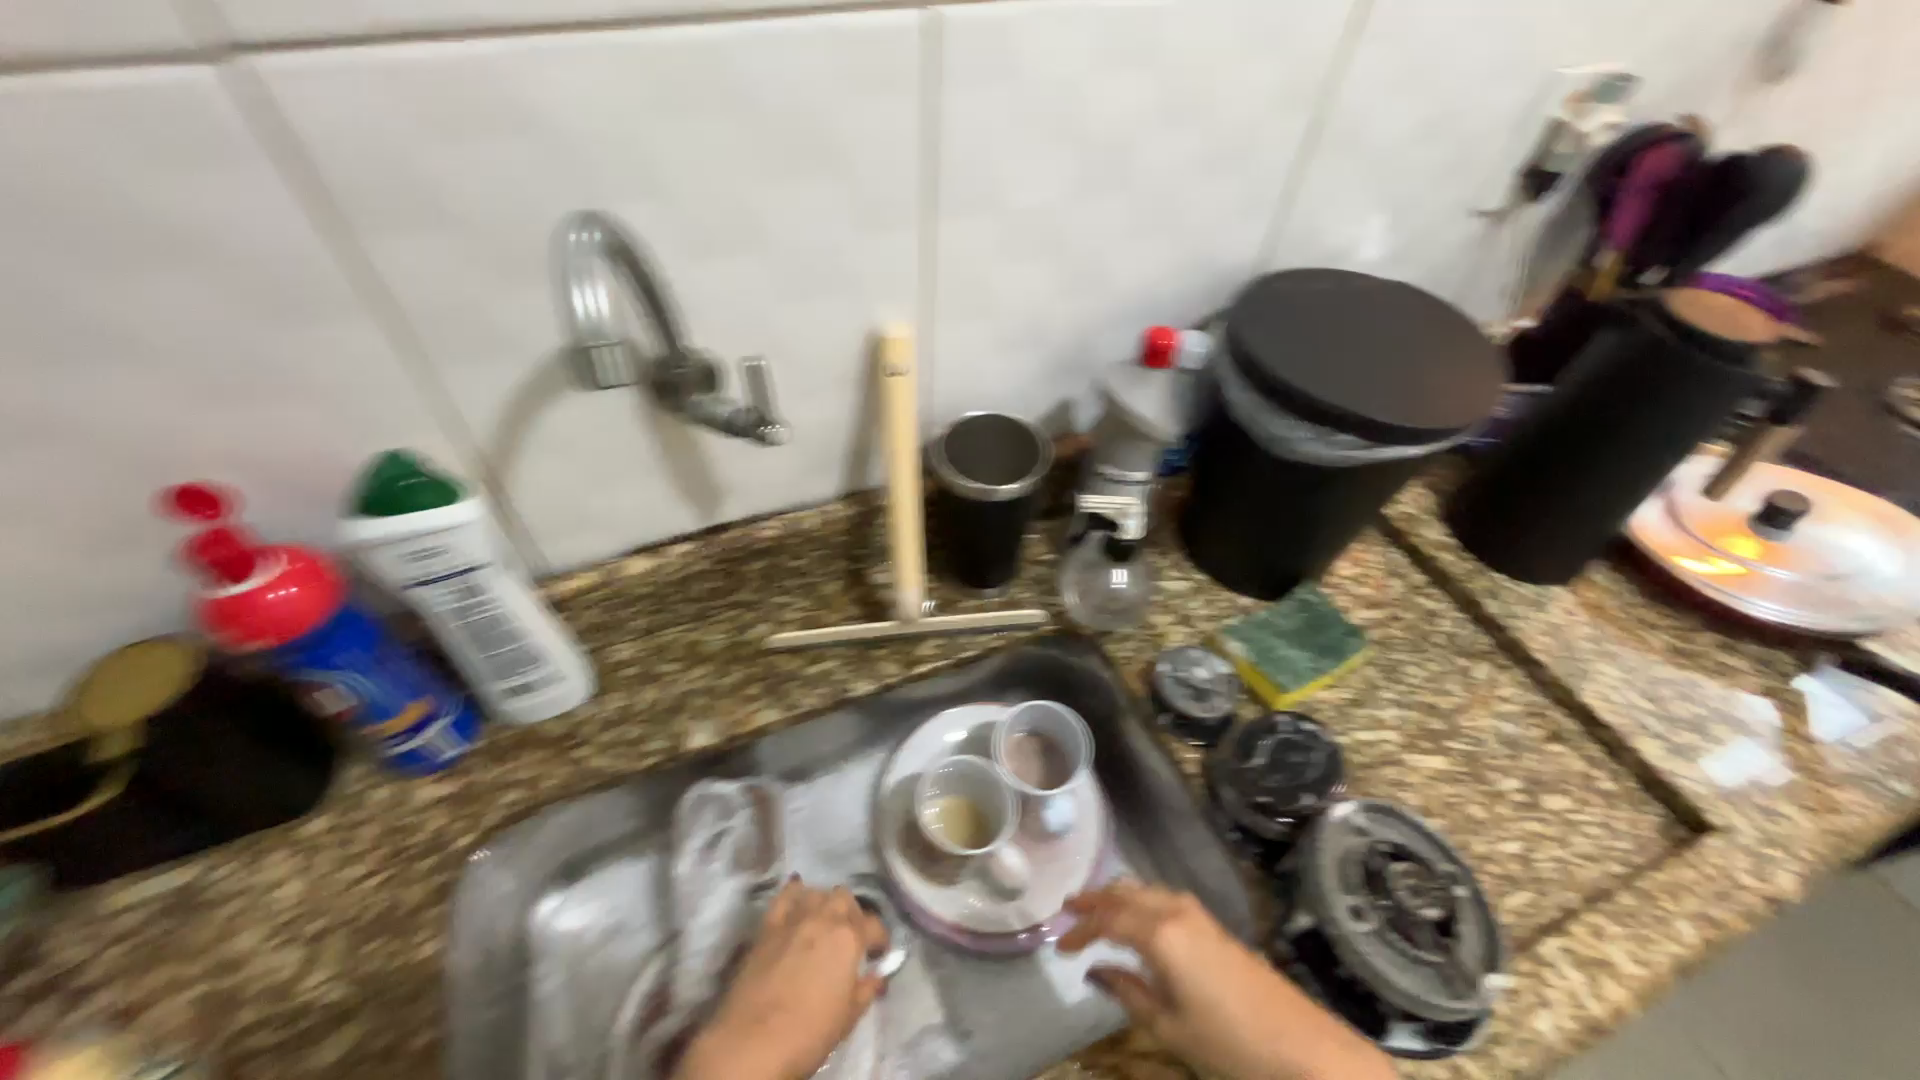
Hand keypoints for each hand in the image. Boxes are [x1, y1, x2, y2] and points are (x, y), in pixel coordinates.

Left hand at [674, 878, 887, 1079]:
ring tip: (824, 923)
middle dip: (852, 914)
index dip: (880, 940)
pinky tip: (797, 905)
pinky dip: (794, 895)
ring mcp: (793, 918)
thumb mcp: (848, 1017)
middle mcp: (824, 918)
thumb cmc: (808, 1034)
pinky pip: (784, 897)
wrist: (752, 1041)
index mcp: (850, 938)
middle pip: (845, 898)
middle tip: (850, 938)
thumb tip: (876, 976)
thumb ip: (866, 990)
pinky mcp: (766, 926)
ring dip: (825, 903)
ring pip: (816, 892)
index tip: (878, 955)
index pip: (875, 925)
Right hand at [1059, 882, 1394, 1079]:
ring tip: (1099, 910)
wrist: (1305, 1049)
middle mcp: (1178, 913)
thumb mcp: (1169, 1026)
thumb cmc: (1229, 1043)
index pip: (1108, 920)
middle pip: (1127, 893)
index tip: (1059, 945)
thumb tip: (1096, 971)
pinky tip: (1142, 920)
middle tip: (1069, 910)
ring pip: (1149, 891)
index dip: (1080, 929)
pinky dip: (1144, 902)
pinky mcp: (1218, 929)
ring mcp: (1202, 917)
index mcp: (1161, 934)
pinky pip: (1168, 899)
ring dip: (1121, 897)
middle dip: (1096, 899)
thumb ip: (1128, 991)